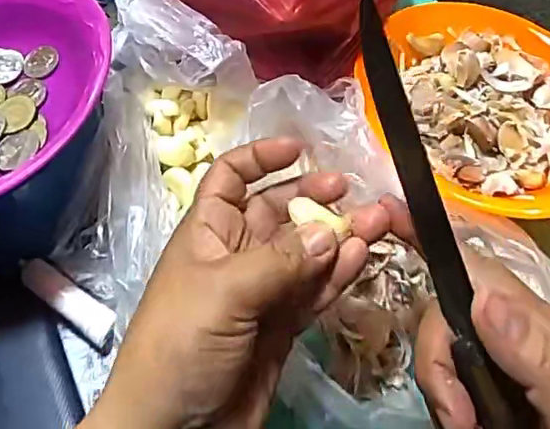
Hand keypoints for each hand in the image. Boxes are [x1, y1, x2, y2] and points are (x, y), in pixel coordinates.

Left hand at [84, 138, 394, 428]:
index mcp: (209, 229)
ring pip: (304, 251)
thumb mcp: (223, 291)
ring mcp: (261, 289)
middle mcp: (236, 251)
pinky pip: (313, 290)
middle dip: (312, 196)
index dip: (260, 157)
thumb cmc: (181, 341)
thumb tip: (330, 230)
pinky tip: (361, 257)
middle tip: (351, 189)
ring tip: (377, 221)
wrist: (172, 428)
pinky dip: (337, 275)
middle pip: (277, 210)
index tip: (298, 147)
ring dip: (337, 234)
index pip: (231, 176)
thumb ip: (278, 261)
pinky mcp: (281, 326)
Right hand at [384, 200, 549, 428]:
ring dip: (441, 387)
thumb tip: (482, 298)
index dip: (428, 234)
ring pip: (442, 349)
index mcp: (542, 323)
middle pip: (445, 312)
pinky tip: (466, 426)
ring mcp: (504, 365)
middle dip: (435, 356)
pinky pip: (450, 382)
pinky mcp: (494, 396)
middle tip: (455, 418)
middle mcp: (516, 333)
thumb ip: (547, 362)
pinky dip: (448, 403)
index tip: (386, 210)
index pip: (475, 265)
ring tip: (465, 428)